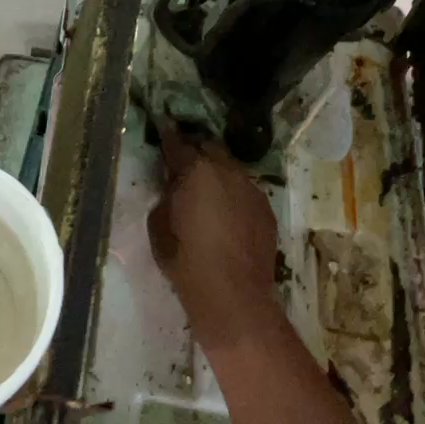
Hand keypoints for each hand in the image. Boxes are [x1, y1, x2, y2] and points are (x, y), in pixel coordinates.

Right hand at [147, 123, 279, 346]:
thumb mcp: (158, 225)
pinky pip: (245, 191)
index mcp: (195, 170)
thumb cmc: (186, 260)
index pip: (177, 143)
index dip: (167, 135)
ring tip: (207, 191)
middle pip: (209, 148)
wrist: (233, 297)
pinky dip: (233, 194)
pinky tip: (227, 214)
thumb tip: (173, 187)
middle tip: (184, 164)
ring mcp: (251, 188)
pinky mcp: (266, 209)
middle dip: (196, 151)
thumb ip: (166, 196)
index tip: (162, 126)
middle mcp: (226, 170)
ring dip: (217, 173)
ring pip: (230, 169)